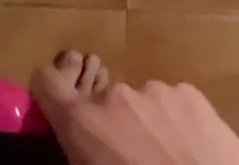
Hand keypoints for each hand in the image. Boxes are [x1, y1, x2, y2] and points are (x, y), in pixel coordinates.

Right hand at [32, 54, 238, 164]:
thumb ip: (84, 160)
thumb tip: (89, 155)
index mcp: (84, 124)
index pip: (45, 82)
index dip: (48, 92)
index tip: (57, 110)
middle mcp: (115, 96)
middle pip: (102, 104)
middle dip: (112, 130)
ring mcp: (155, 90)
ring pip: (140, 106)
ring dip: (147, 128)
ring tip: (169, 164)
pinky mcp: (191, 94)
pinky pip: (173, 105)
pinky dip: (177, 125)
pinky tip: (193, 154)